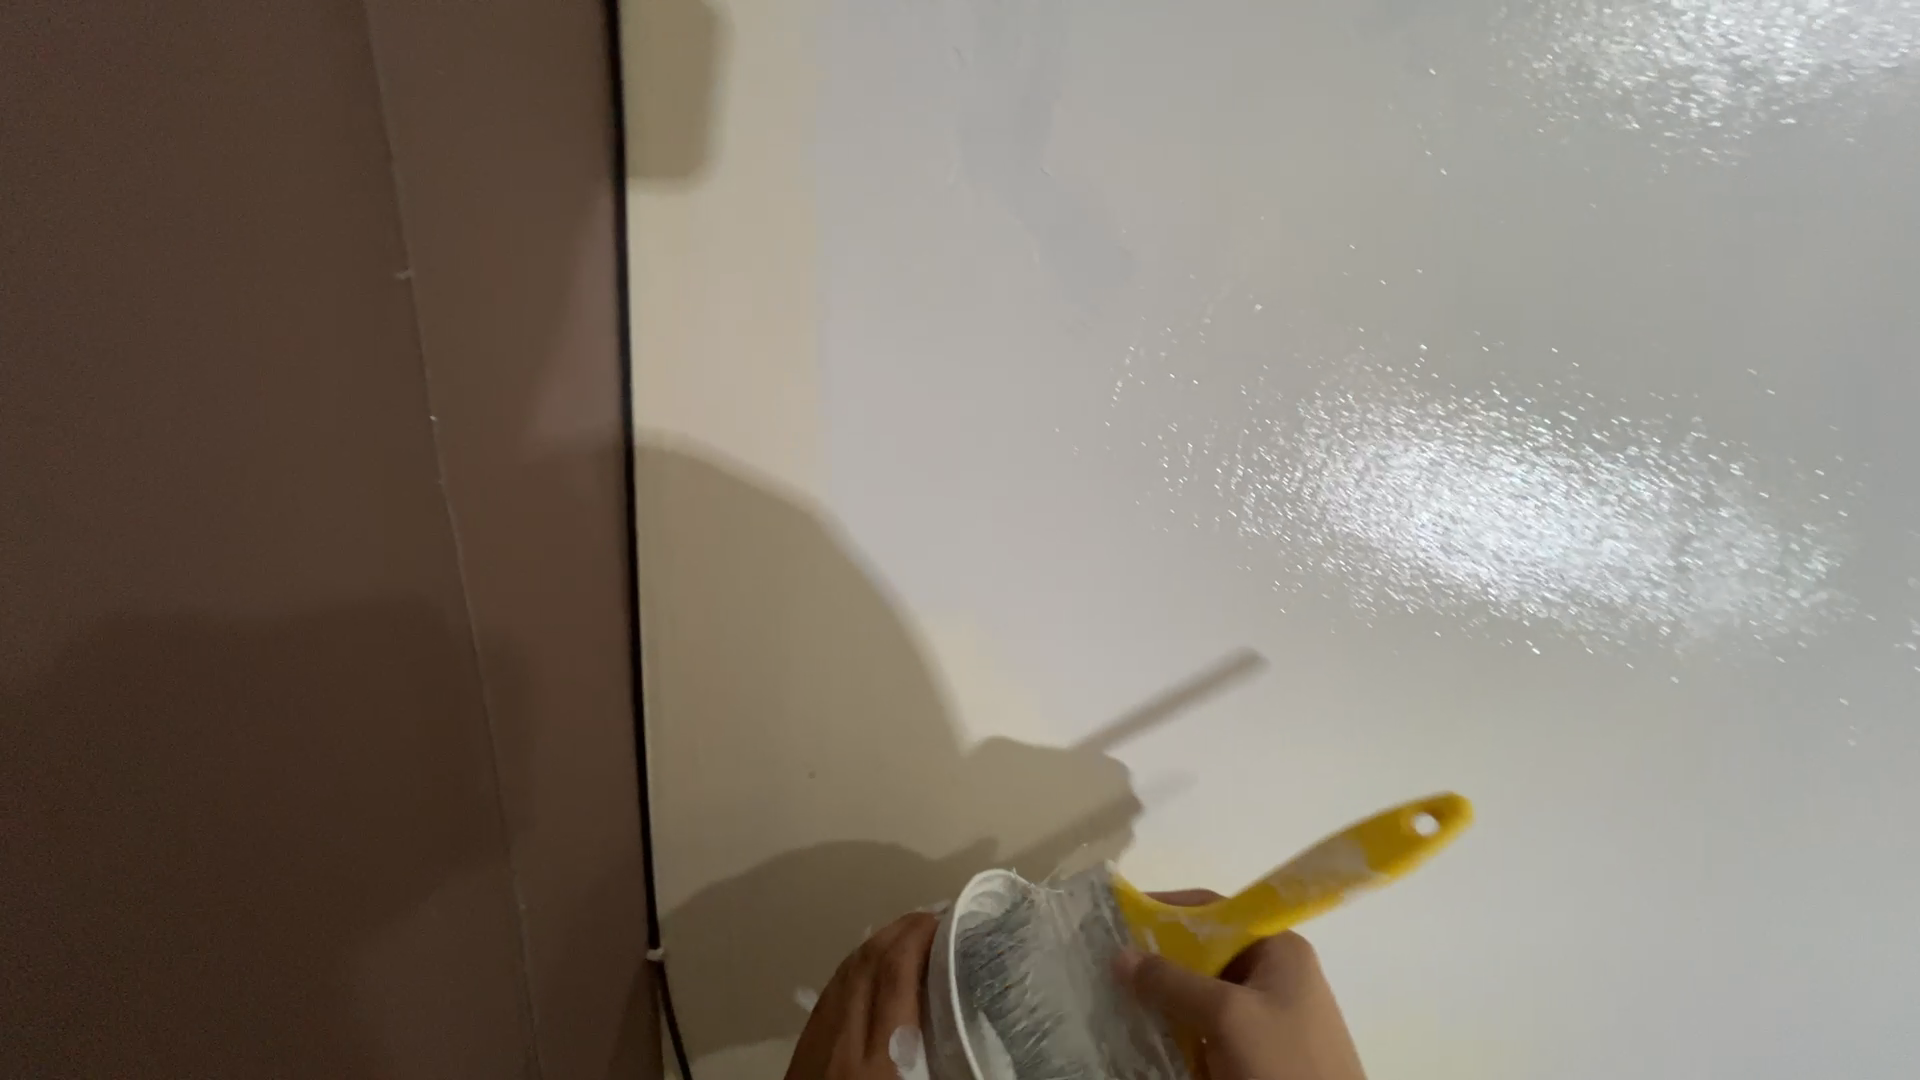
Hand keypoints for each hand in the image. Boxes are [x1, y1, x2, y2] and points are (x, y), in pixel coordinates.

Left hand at [784, 912, 940, 1079]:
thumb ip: (940, 1055)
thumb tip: (957, 1008)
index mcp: (880, 1062)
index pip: (894, 976)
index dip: (918, 937)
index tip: (944, 921)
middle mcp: (843, 1042)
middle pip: (867, 963)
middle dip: (901, 930)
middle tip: (931, 919)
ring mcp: (817, 1040)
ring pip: (846, 971)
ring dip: (879, 943)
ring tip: (908, 934)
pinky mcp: (804, 1045)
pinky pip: (831, 989)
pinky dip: (856, 964)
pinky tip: (872, 965)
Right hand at [1115, 891, 1365, 1079]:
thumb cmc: (1285, 1066)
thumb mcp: (1225, 1016)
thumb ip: (1171, 981)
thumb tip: (1119, 956)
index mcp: (1278, 949)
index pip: (1212, 910)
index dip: (1165, 910)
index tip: (1121, 920)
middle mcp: (1274, 974)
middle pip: (1204, 953)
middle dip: (1159, 960)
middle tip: (1115, 966)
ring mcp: (1268, 1018)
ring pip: (1203, 994)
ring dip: (1166, 999)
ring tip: (1122, 999)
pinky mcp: (1259, 1054)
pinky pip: (1210, 1029)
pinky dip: (1180, 1030)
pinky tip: (1149, 1034)